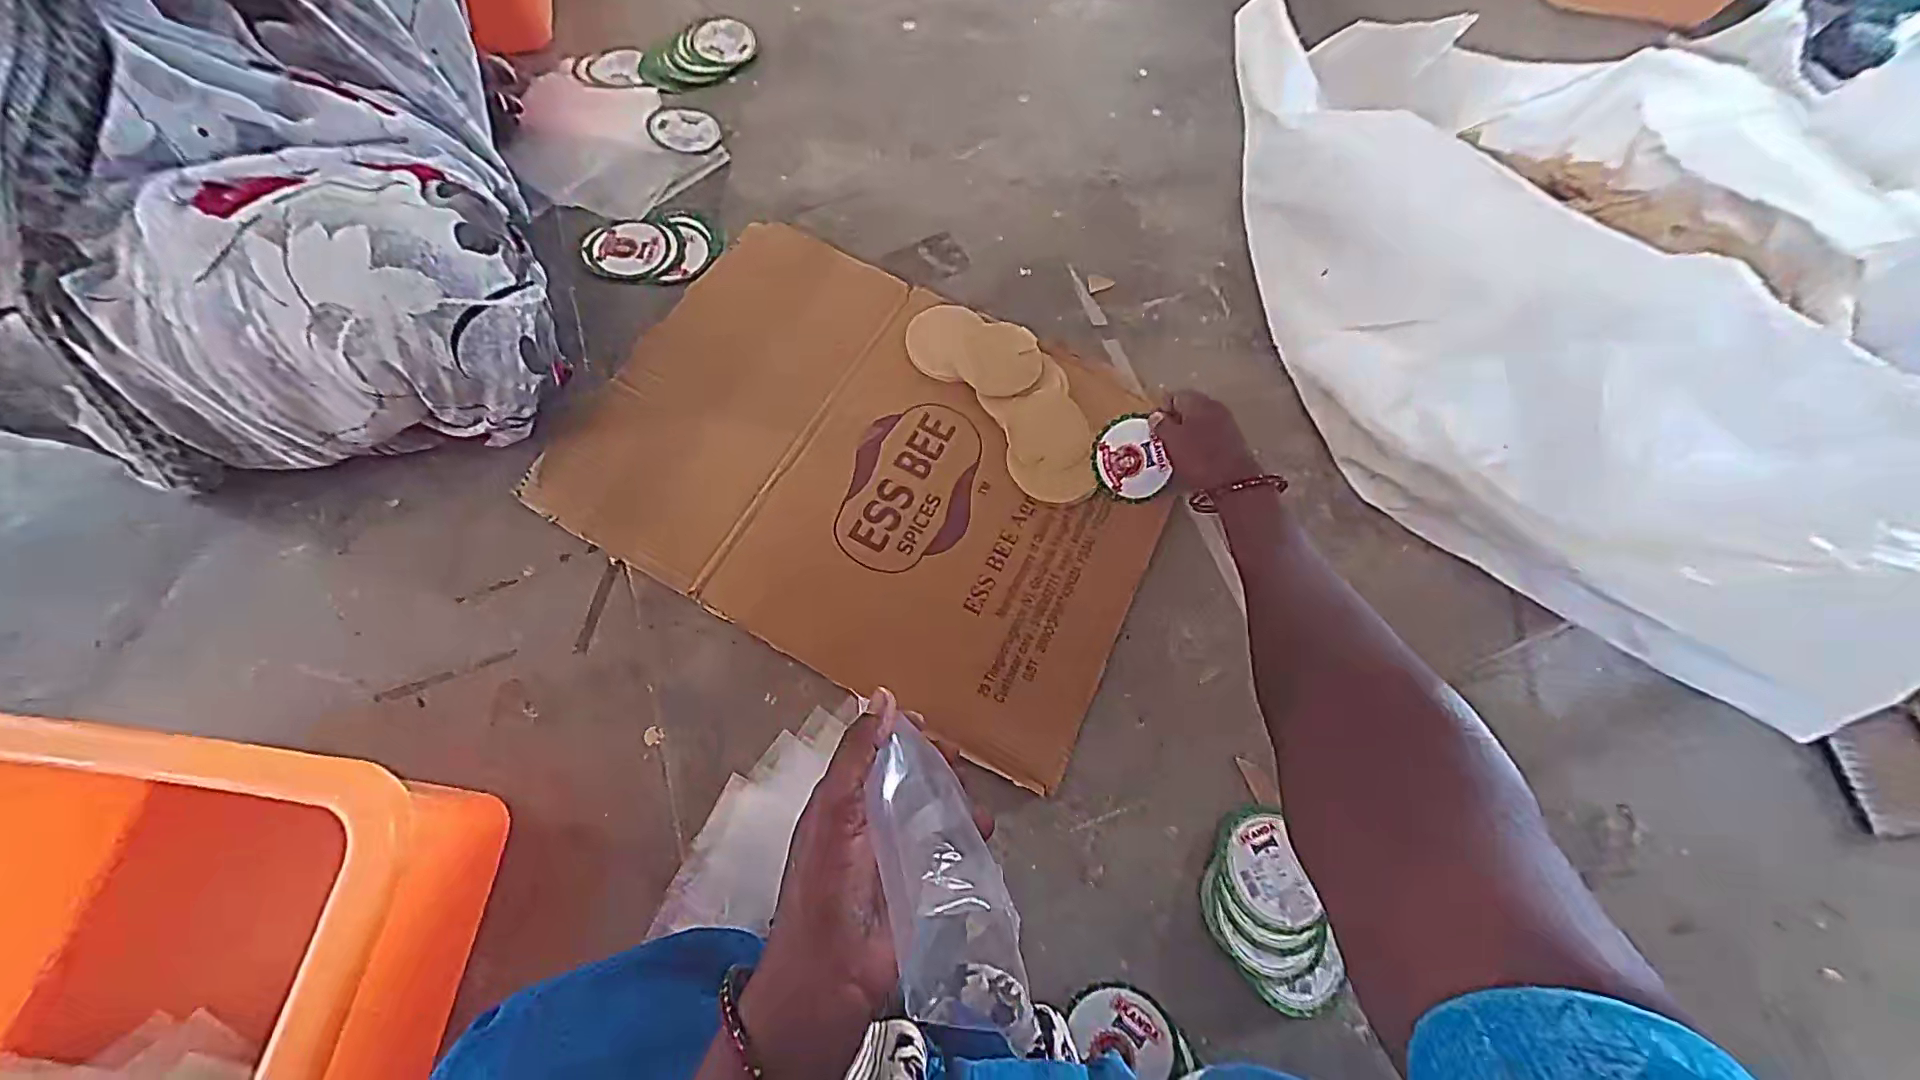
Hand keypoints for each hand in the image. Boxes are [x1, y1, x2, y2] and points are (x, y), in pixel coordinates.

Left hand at [739, 689, 991, 1079]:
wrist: (831, 978)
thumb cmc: (825, 886)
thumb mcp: (833, 809)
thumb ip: (857, 755)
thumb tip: (882, 698)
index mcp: (847, 801)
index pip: (878, 753)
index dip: (902, 736)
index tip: (927, 726)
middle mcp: (874, 822)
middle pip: (912, 779)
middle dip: (938, 766)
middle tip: (957, 762)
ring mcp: (900, 853)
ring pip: (937, 811)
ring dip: (959, 800)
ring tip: (974, 804)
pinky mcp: (924, 882)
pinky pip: (952, 847)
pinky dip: (969, 834)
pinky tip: (981, 832)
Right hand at [1154, 389, 1260, 491]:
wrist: (1232, 481)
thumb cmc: (1197, 457)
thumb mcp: (1171, 440)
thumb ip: (1161, 425)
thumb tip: (1156, 415)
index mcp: (1197, 402)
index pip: (1174, 396)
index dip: (1161, 410)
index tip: (1154, 428)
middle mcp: (1213, 406)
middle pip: (1188, 408)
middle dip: (1173, 421)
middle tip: (1162, 440)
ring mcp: (1226, 422)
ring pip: (1198, 421)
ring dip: (1186, 433)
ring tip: (1175, 451)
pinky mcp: (1232, 438)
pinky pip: (1208, 433)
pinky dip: (1198, 441)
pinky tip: (1192, 456)